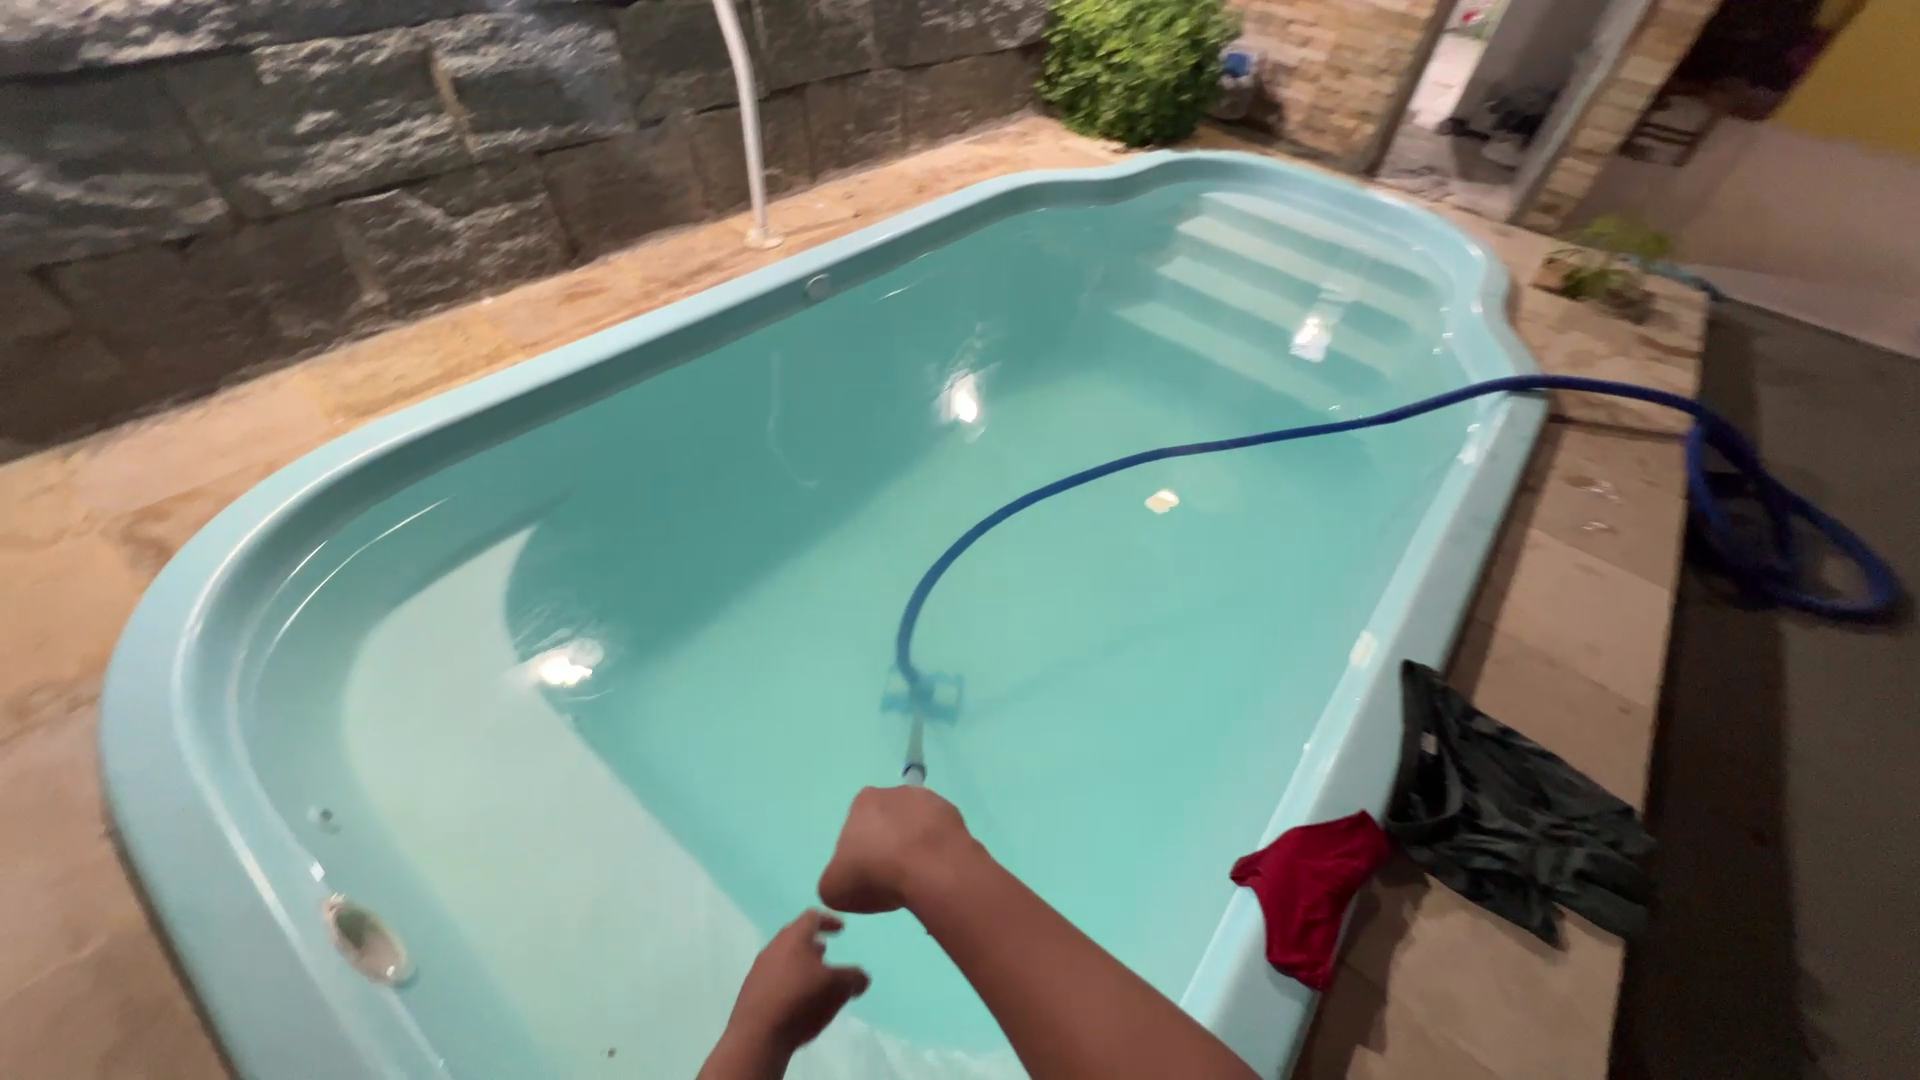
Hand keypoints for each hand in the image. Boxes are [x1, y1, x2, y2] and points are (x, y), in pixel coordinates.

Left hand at [722, 910, 869, 1058]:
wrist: (756, 1037)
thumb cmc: (801, 1000)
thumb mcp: (838, 987)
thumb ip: (854, 978)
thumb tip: (862, 978)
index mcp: (794, 938)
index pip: (812, 917)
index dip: (829, 920)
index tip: (841, 929)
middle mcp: (773, 948)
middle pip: (794, 935)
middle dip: (811, 942)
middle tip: (825, 950)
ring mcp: (758, 970)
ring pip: (782, 958)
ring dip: (798, 963)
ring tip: (812, 977)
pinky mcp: (749, 993)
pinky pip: (772, 979)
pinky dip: (787, 982)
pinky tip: (796, 1000)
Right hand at [818, 785, 976, 914]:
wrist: (930, 869)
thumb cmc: (875, 873)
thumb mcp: (833, 887)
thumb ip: (834, 879)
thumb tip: (846, 880)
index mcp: (864, 802)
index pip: (857, 826)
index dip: (861, 853)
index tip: (868, 875)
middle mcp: (896, 792)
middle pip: (889, 822)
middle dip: (890, 846)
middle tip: (892, 879)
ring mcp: (929, 800)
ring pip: (917, 826)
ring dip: (916, 847)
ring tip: (917, 879)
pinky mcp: (955, 816)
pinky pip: (941, 836)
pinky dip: (938, 852)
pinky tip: (936, 874)